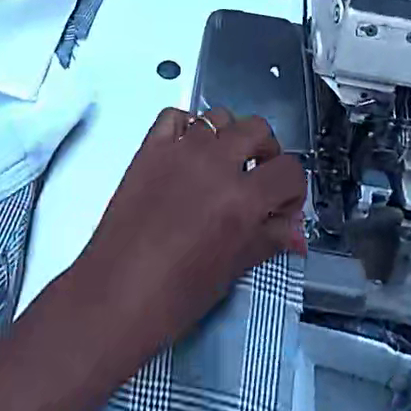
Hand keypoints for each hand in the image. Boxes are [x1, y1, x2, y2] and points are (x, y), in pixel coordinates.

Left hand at [68, 107, 306, 360]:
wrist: (118, 291)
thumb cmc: (175, 293)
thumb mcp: (234, 269)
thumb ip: (268, 238)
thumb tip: (292, 228)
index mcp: (242, 198)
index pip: (289, 170)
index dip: (293, 188)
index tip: (283, 203)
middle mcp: (214, 164)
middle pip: (257, 129)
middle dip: (266, 152)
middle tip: (258, 177)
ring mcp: (179, 150)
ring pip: (218, 116)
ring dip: (228, 136)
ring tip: (223, 163)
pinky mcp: (149, 147)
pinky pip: (174, 116)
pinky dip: (187, 126)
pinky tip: (188, 150)